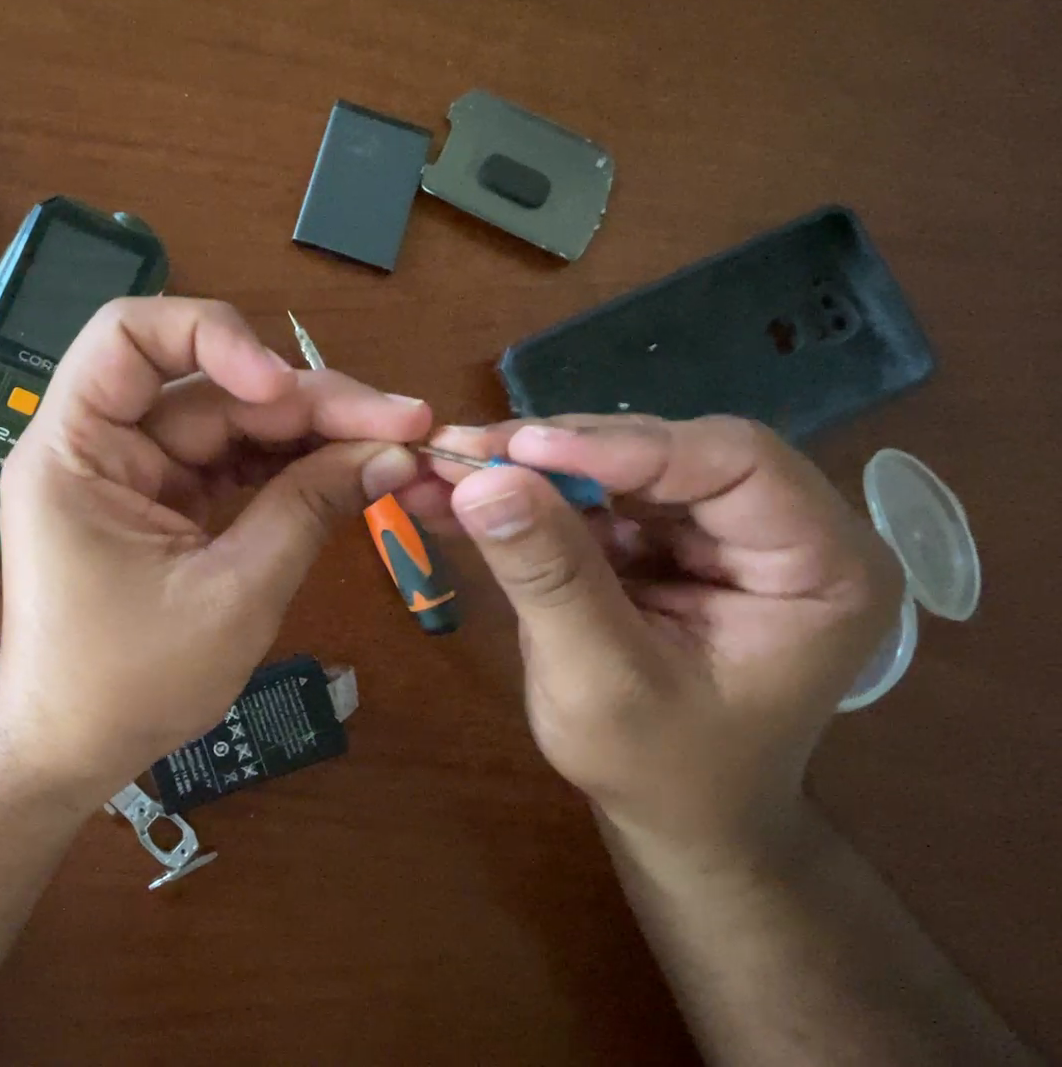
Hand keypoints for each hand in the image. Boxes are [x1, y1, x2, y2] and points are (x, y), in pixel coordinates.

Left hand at [0, 298, 435, 801]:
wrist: (72, 748)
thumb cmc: (130, 683)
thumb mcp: (231, 595)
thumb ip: (307, 510)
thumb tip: (390, 450)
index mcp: (73, 449)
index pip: (131, 334)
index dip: (215, 337)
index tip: (285, 388)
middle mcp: (94, 445)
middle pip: (203, 384)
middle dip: (301, 399)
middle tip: (403, 423)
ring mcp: (127, 475)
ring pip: (223, 421)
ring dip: (305, 432)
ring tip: (394, 446)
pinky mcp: (156, 504)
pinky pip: (222, 463)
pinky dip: (281, 467)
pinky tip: (346, 471)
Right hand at [426, 416, 903, 851]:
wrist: (676, 816)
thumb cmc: (660, 767)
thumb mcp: (600, 678)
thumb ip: (548, 575)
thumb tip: (478, 481)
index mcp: (819, 568)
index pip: (734, 463)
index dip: (625, 446)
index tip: (520, 449)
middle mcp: (779, 534)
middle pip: (669, 455)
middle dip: (559, 453)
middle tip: (464, 451)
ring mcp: (716, 537)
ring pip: (618, 471)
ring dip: (526, 471)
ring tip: (445, 470)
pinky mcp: (661, 546)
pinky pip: (589, 504)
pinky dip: (522, 500)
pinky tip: (458, 498)